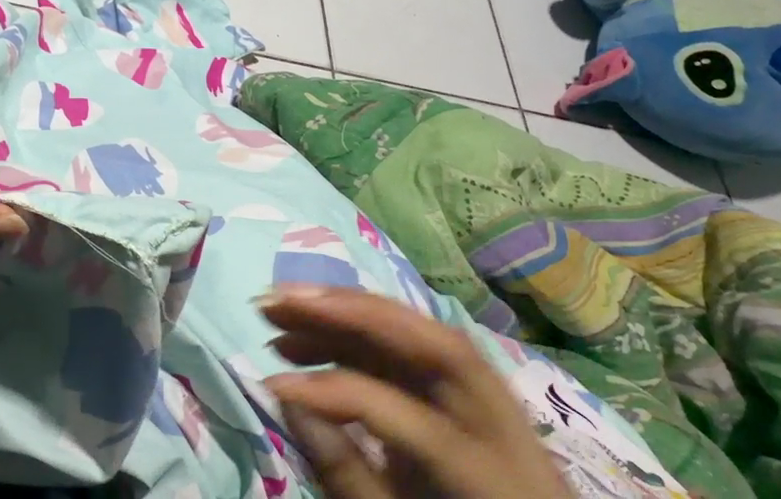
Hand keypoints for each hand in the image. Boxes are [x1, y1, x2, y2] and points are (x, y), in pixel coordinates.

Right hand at [260, 286, 573, 498]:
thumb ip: (347, 475)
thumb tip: (289, 400)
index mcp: (496, 481)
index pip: (419, 424)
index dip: (339, 395)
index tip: (273, 385)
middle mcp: (507, 431)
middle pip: (438, 348)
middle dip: (350, 312)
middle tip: (277, 300)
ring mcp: (492, 405)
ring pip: (421, 335)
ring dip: (343, 314)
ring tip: (277, 316)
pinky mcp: (465, 392)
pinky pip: (411, 346)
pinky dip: (356, 333)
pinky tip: (310, 340)